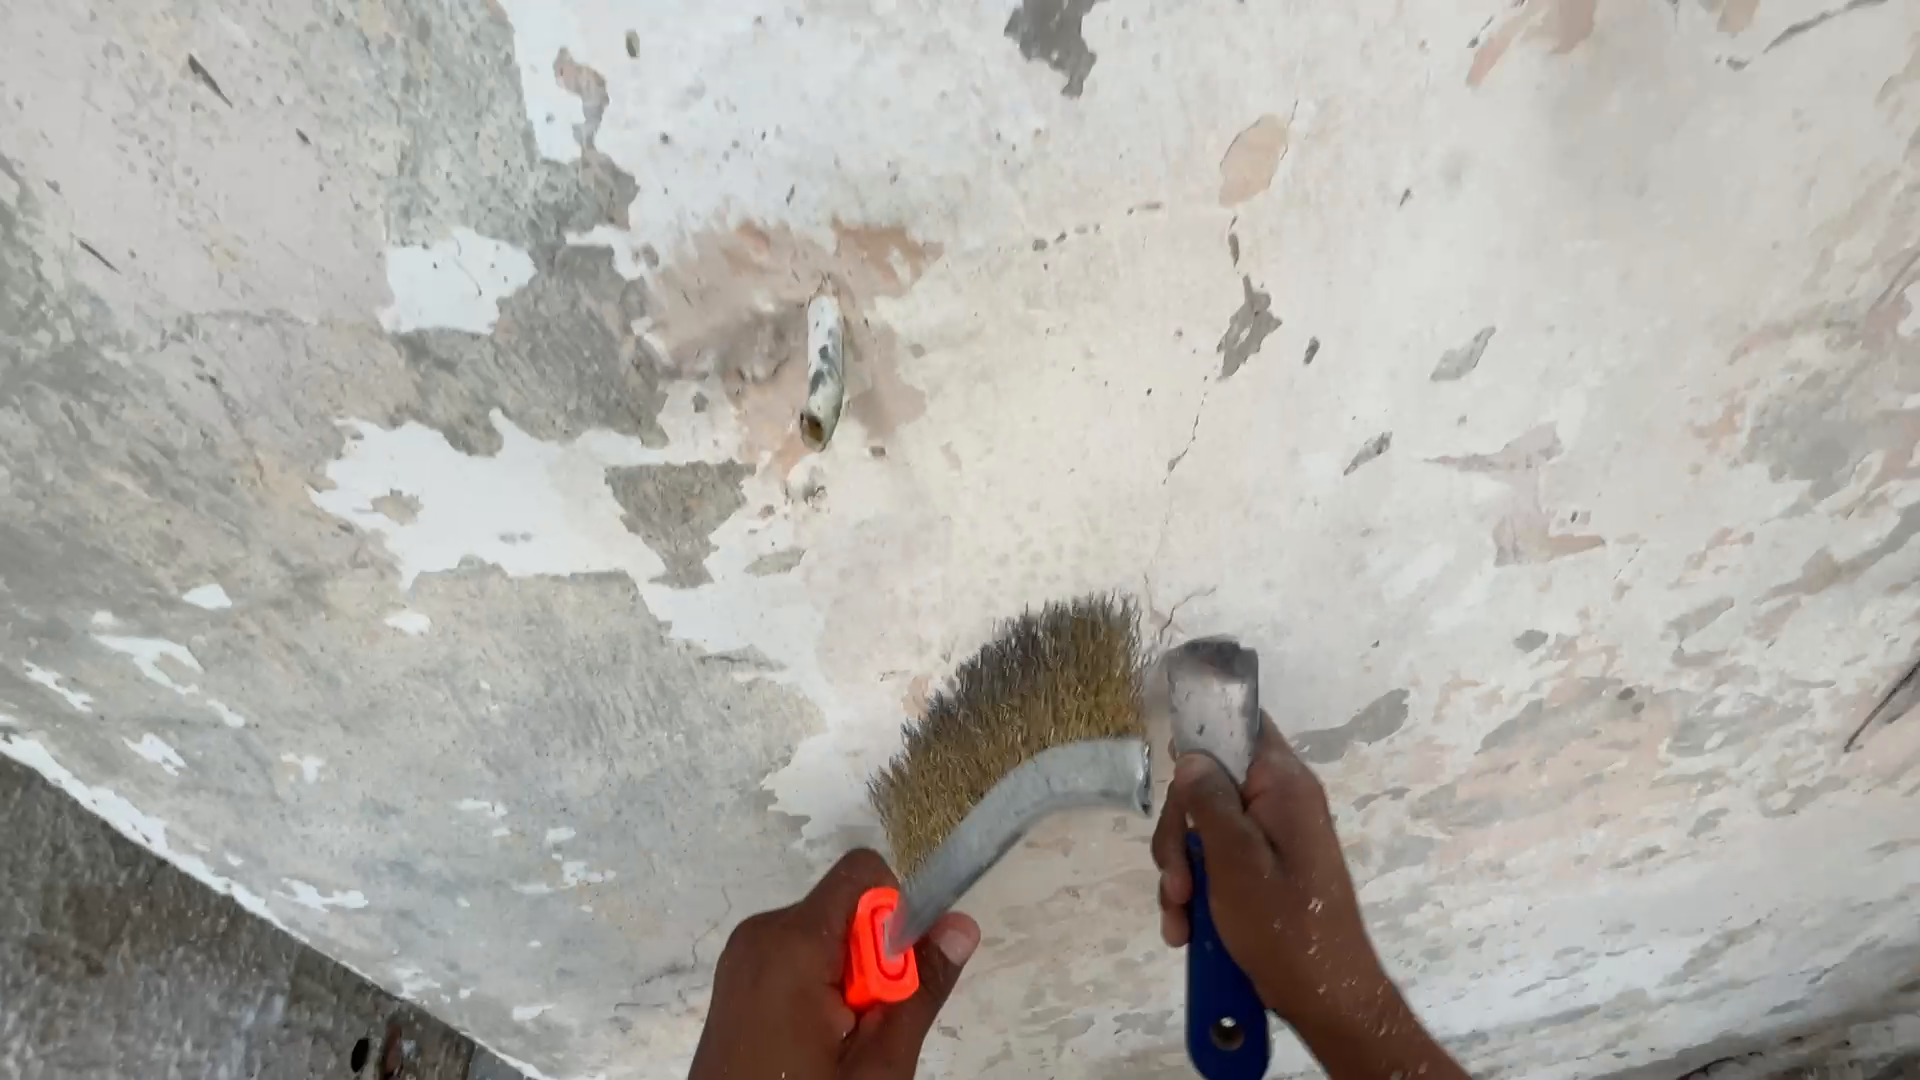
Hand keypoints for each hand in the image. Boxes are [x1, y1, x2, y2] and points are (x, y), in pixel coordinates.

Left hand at [688, 850, 980, 1079]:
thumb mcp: (876, 1068)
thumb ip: (921, 988)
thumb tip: (963, 923)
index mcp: (791, 940)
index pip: (862, 872)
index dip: (894, 914)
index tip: (895, 977)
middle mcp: (762, 931)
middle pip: (845, 907)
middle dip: (873, 957)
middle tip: (866, 1029)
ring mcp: (743, 956)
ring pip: (826, 934)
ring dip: (849, 977)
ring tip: (838, 1046)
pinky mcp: (736, 979)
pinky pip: (797, 954)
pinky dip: (820, 986)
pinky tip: (813, 1044)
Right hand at [1152, 717, 1468, 1079]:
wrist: (1327, 1004)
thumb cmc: (1284, 927)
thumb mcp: (1234, 859)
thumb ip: (1208, 799)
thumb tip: (1190, 755)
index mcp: (1283, 784)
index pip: (1243, 723)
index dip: (1203, 731)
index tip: (1173, 768)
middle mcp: (1278, 800)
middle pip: (1206, 783)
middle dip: (1179, 832)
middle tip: (1175, 879)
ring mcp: (1268, 835)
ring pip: (1202, 825)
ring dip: (1180, 869)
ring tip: (1180, 913)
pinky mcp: (1260, 866)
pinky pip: (1213, 858)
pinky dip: (1195, 889)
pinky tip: (1186, 926)